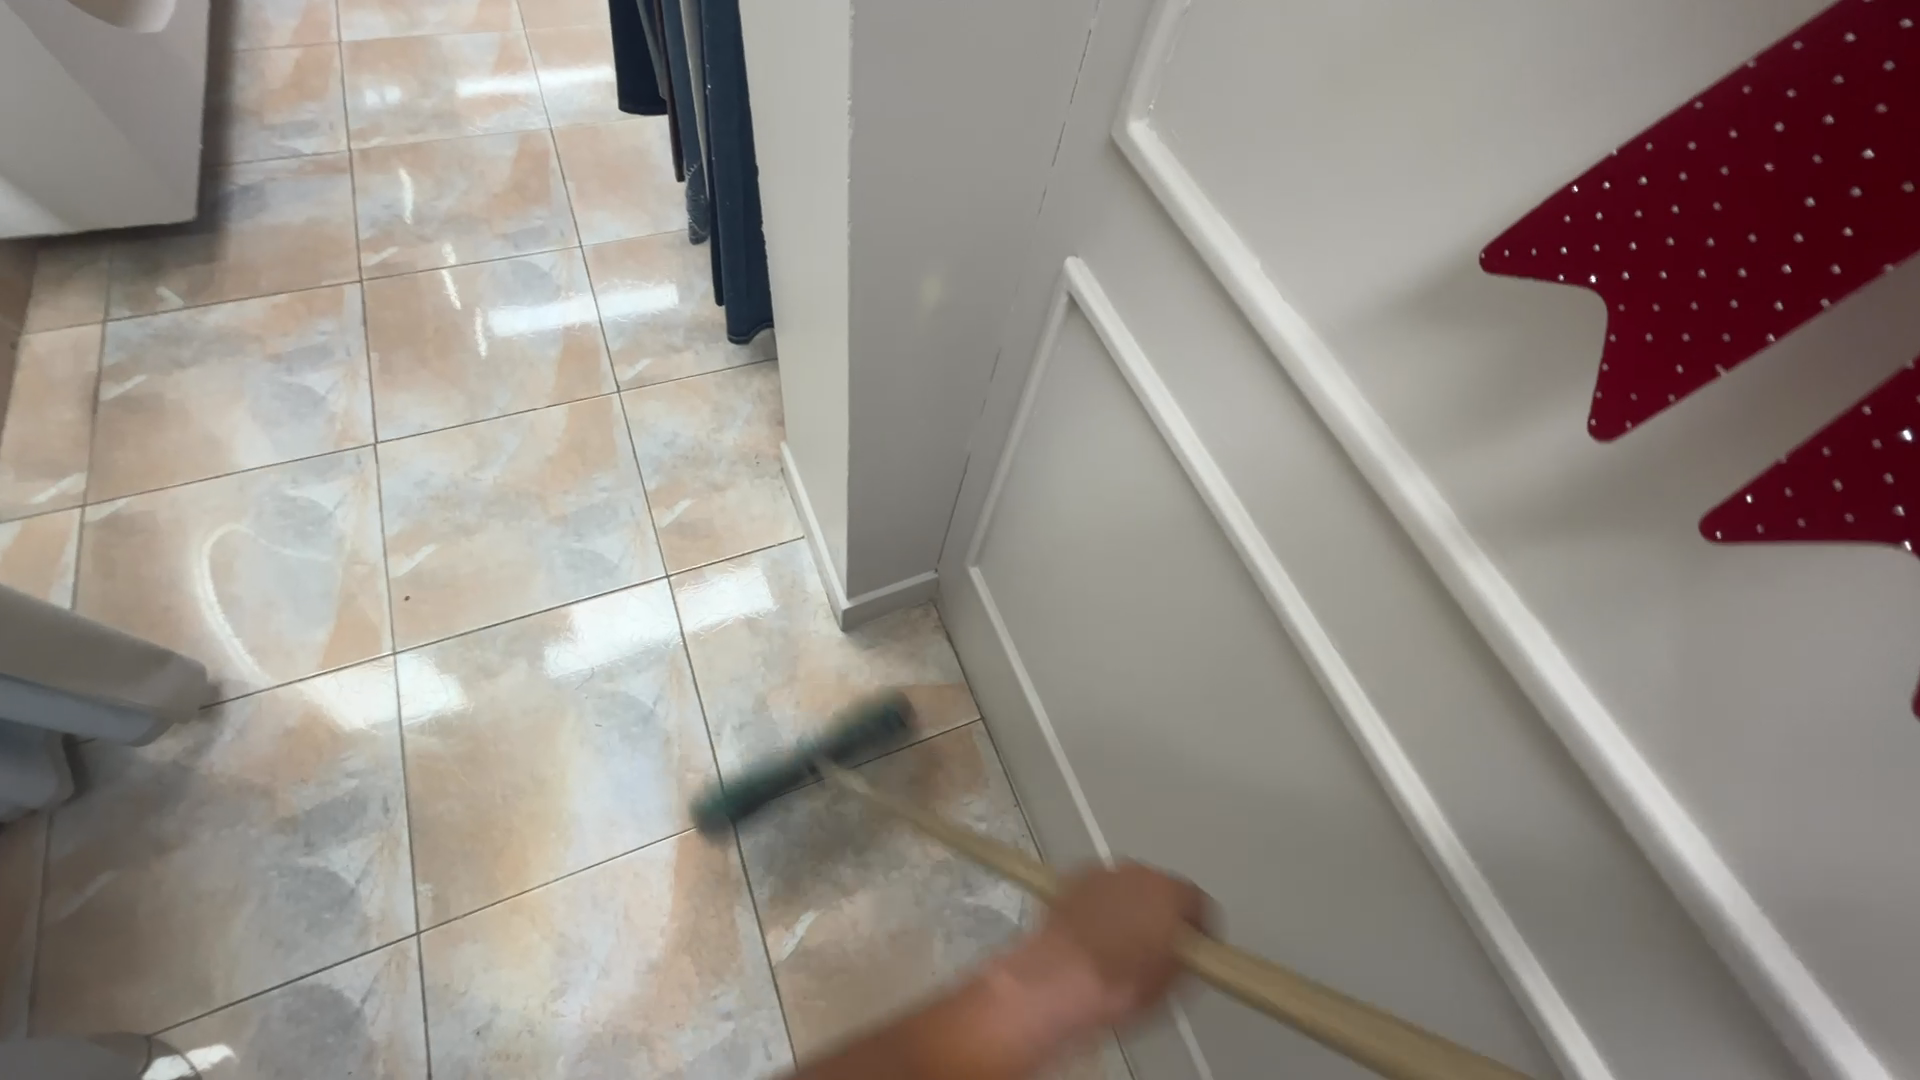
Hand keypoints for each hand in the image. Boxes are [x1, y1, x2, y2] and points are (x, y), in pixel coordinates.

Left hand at [986, 862, 1210, 1050]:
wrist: (1060, 977)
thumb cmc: (1117, 984)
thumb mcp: (1171, 981)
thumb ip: (1186, 956)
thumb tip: (1186, 954)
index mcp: (1170, 892)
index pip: (1198, 900)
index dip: (1199, 925)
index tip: (1197, 944)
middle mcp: (1138, 872)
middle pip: (1160, 887)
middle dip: (1162, 912)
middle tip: (1159, 945)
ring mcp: (1103, 872)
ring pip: (1128, 886)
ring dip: (1130, 905)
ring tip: (1123, 940)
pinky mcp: (1074, 878)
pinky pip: (1098, 889)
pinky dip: (1101, 904)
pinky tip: (1096, 932)